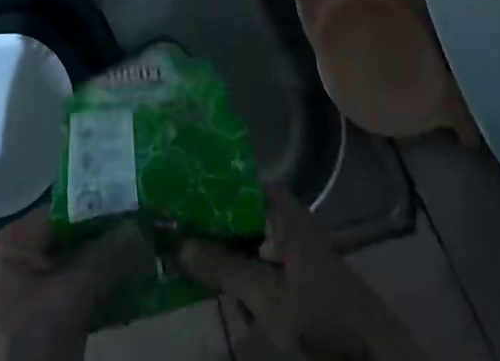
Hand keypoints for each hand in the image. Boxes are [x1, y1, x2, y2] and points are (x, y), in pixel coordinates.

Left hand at [0, 206, 152, 360]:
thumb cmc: (31, 343)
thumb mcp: (70, 296)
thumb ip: (107, 257)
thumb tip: (144, 223)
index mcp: (19, 240)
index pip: (68, 208)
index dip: (105, 205)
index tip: (143, 204)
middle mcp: (29, 254)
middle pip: (80, 235)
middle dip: (118, 236)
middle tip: (157, 228)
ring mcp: (43, 285)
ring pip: (89, 262)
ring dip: (121, 262)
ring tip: (158, 253)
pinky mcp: (58, 313)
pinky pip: (90, 288)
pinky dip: (115, 287)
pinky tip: (145, 286)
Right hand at [180, 187, 425, 360]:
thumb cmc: (323, 318)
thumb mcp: (268, 297)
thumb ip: (225, 269)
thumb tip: (179, 245)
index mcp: (288, 218)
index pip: (249, 182)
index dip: (218, 182)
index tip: (184, 187)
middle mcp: (292, 228)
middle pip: (246, 212)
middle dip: (214, 218)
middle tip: (176, 222)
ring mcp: (297, 255)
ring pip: (252, 239)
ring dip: (224, 246)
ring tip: (187, 250)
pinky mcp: (300, 282)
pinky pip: (261, 263)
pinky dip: (240, 268)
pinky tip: (218, 282)